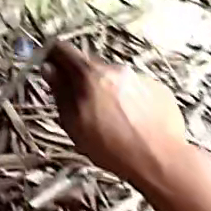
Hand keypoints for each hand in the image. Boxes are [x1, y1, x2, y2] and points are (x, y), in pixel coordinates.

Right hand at [46, 41, 187, 186]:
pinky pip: (135, 87)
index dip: (54, 57)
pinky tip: (132, 120)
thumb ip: (60, 92)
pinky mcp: (159, 89)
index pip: (63, 49)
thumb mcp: (74, 124)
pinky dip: (129, 98)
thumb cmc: (111, 147)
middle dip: (82, 79)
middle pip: (90, 64)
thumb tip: (49, 69)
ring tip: (111, 118)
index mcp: (90, 75)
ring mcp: (139, 77)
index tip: (52, 70)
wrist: (161, 160)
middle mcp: (115, 68)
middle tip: (82, 105)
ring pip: (114, 77)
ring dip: (107, 90)